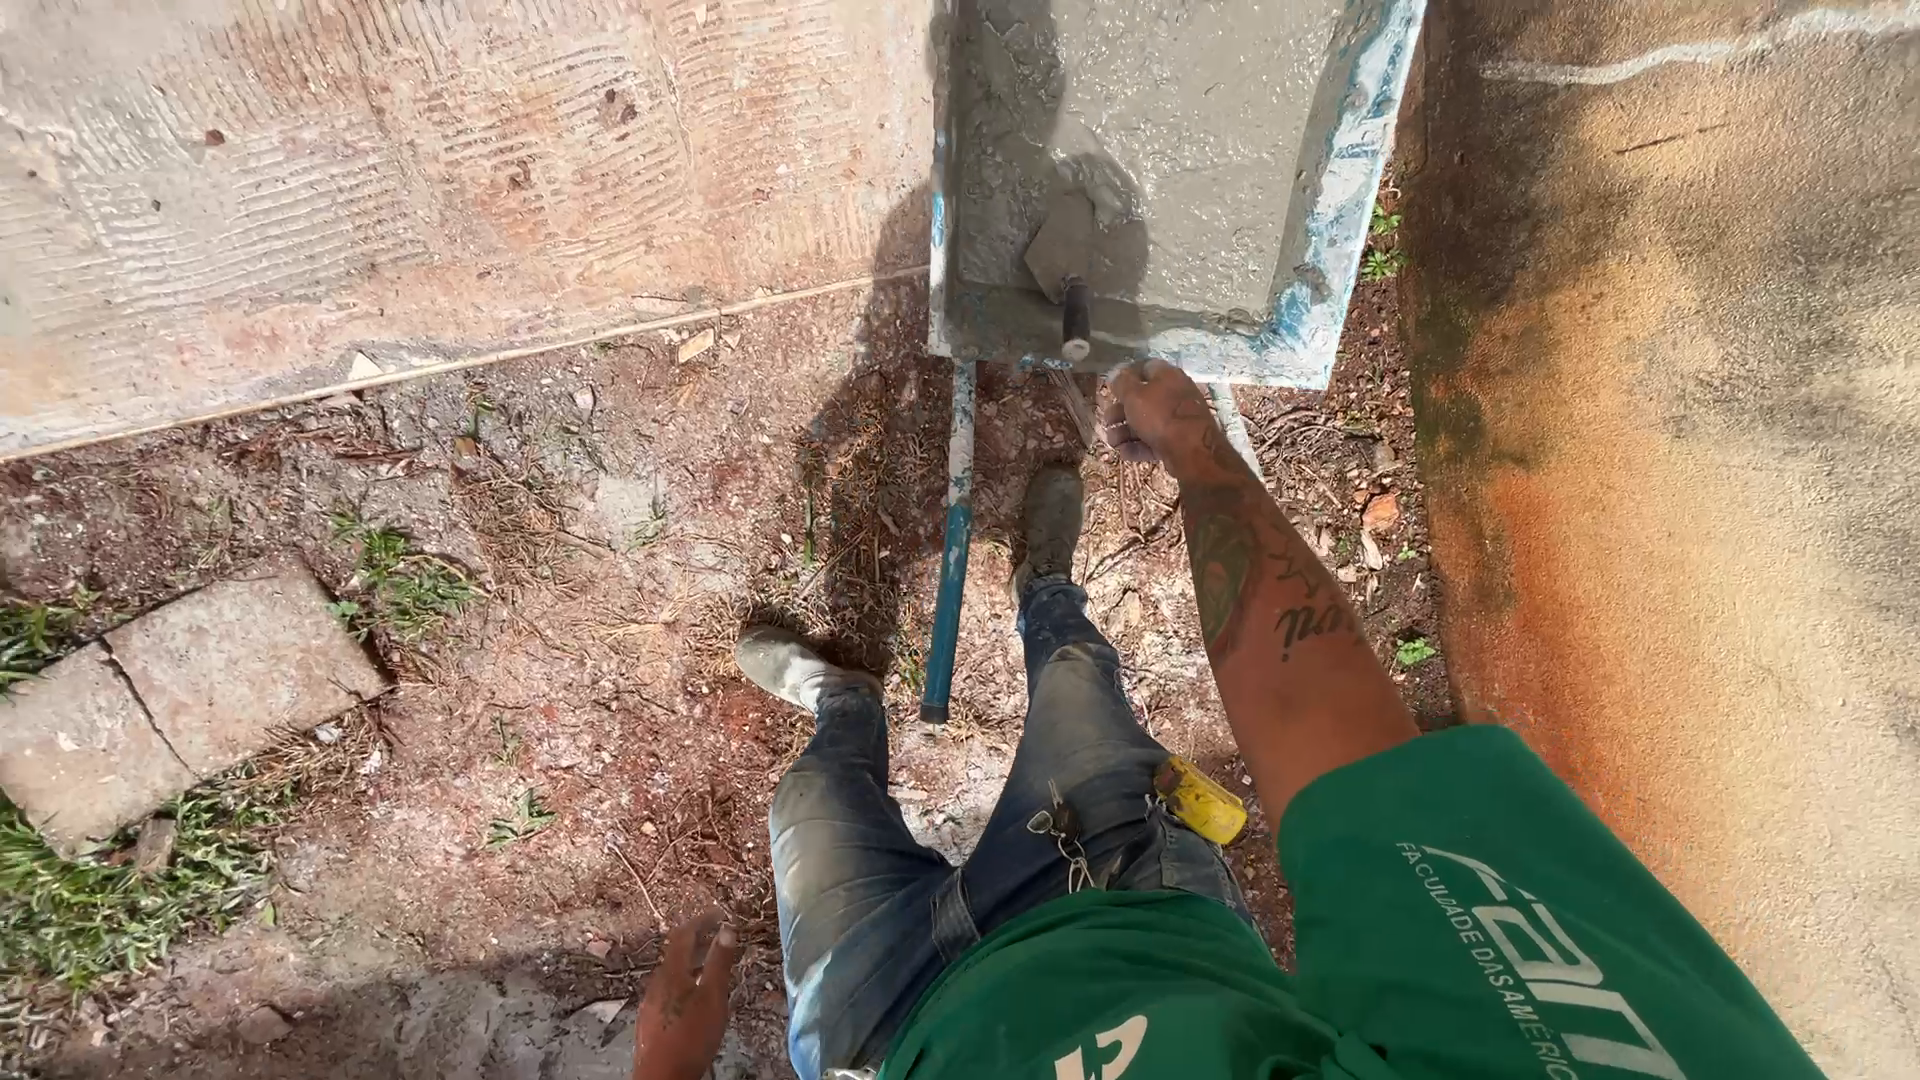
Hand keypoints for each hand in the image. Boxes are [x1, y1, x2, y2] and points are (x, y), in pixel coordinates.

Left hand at [632, 910, 742, 1079]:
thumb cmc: (690, 1036)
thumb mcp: (713, 997)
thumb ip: (719, 962)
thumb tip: (727, 929)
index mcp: (671, 973)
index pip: (683, 935)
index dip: (701, 920)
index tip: (719, 914)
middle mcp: (656, 984)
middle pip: (676, 953)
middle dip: (699, 942)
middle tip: (720, 938)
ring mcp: (650, 1004)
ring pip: (672, 973)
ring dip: (692, 963)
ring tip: (712, 967)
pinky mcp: (650, 1022)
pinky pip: (668, 990)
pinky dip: (685, 981)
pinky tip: (695, 997)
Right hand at [1101, 358, 1226, 475]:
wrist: (1191, 450)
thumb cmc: (1160, 415)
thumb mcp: (1135, 395)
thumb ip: (1122, 383)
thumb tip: (1115, 372)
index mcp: (1167, 376)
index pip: (1145, 367)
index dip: (1126, 376)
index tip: (1111, 388)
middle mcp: (1174, 394)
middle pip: (1142, 399)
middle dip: (1120, 411)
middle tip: (1107, 420)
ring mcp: (1177, 419)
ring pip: (1145, 422)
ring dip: (1125, 431)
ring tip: (1113, 441)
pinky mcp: (1177, 440)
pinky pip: (1153, 440)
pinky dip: (1137, 446)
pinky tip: (1124, 452)